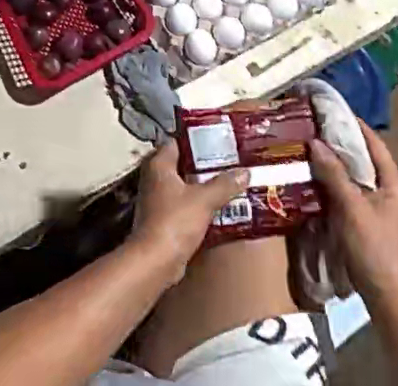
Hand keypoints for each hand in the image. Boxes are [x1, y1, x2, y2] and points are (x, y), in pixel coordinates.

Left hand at [127, 139, 247, 284]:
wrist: (157, 256)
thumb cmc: (176, 220)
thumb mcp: (204, 200)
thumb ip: (224, 185)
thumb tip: (244, 171)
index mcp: (159, 164)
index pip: (176, 142)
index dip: (196, 140)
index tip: (218, 141)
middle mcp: (153, 175)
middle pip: (180, 163)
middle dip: (202, 164)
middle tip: (229, 163)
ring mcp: (156, 195)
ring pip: (182, 183)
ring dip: (201, 183)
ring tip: (227, 182)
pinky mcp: (162, 214)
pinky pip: (182, 200)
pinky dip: (197, 200)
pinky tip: (216, 204)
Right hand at [309, 125, 397, 304]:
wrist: (389, 297)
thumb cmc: (375, 248)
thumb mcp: (351, 208)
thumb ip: (334, 174)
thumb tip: (316, 141)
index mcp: (394, 186)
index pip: (375, 146)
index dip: (355, 126)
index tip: (331, 108)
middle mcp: (390, 193)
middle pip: (364, 160)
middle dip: (340, 142)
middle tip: (311, 125)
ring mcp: (379, 209)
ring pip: (355, 176)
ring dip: (334, 162)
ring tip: (306, 146)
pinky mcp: (367, 221)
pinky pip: (348, 191)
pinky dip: (332, 180)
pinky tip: (312, 177)